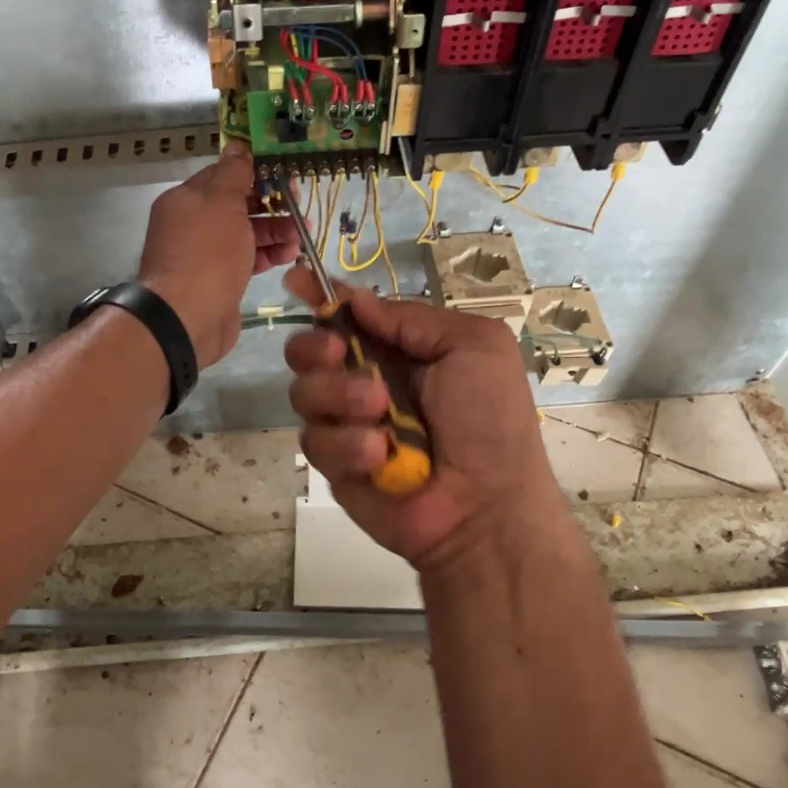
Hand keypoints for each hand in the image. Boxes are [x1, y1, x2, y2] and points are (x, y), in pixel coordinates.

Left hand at [140, 140, 300, 367]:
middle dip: (272, 205)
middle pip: (238, 206)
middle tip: (301, 207)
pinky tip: (289, 255)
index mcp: (187, 199)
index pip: (224, 175)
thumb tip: (237, 145)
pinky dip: (268, 255)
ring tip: (302, 236)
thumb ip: (233, 174)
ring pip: (246, 234)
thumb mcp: (222, 203)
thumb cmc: (206, 254)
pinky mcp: (220, 281)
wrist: (187, 318)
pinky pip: (247, 260)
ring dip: (276, 232)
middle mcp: (193, 224)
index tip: (285, 174)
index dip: (255, 172)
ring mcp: (206, 255)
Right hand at [283, 270, 562, 570]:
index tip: (296, 281)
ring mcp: (347, 423)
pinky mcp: (335, 464)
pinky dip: (347, 444)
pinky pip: (314, 440)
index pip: (349, 315)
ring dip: (341, 396)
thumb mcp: (474, 346)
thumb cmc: (490, 421)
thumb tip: (356, 300)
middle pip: (308, 350)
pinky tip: (380, 456)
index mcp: (401, 350)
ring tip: (381, 411)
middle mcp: (366, 380)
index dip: (320, 297)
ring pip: (303, 392)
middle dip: (317, 346)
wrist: (486, 507)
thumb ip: (413, 318)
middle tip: (340, 354)